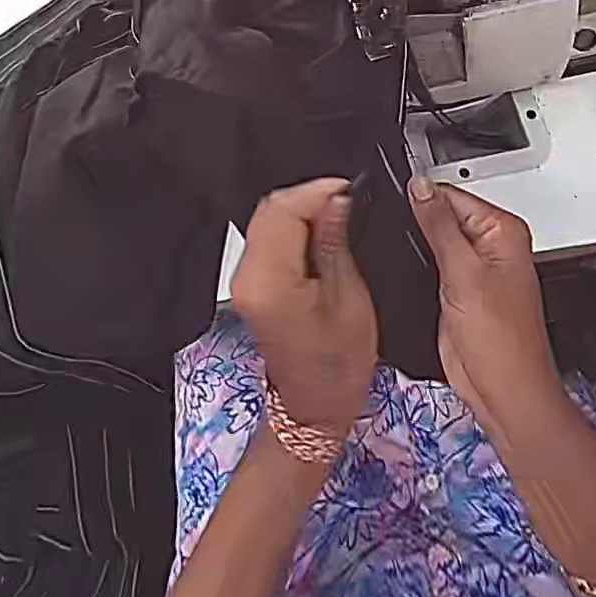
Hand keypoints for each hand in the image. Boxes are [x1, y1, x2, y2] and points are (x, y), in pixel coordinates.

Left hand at [231, 178, 378, 430]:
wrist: (314, 407)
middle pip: (270, 211)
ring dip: (301, 211)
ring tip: (338, 215)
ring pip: (267, 220)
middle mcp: (247, 278)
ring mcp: (244, 281)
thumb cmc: (339, 364)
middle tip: (346, 201)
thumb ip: (336, 241)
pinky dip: (293, 227)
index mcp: (271, 281)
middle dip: (309, 198)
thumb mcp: (351, 296)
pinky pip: (268, 238)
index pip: (284, 211)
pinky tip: (319, 233)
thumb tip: (338, 201)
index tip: (349, 189)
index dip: (318, 192)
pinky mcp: (250, 284)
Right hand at [406, 177, 565, 436]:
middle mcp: (492, 246)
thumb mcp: (463, 272)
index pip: (454, 195)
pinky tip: (408, 266)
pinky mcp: (460, 290)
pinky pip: (434, 264)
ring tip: (400, 244)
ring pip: (436, 240)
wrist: (502, 391)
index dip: (423, 194)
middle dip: (419, 219)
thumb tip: (421, 187)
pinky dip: (420, 264)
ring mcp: (475, 269)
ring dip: (418, 244)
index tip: (396, 193)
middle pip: (445, 214)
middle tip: (393, 221)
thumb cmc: (501, 340)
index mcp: (502, 231)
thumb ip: (438, 226)